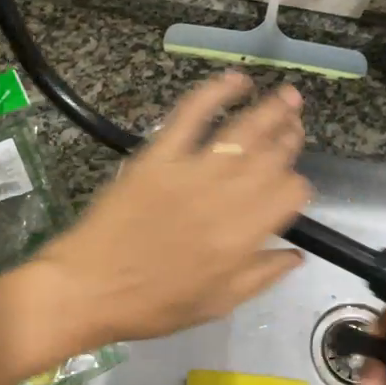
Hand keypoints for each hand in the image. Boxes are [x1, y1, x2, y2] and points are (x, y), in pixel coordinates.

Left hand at [37, 73, 312, 342]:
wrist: (88, 287)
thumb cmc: (153, 304)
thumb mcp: (216, 304)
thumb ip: (261, 276)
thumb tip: (297, 255)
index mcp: (242, 237)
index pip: (289, 194)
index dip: (297, 186)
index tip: (292, 185)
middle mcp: (224, 198)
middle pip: (271, 156)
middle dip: (289, 138)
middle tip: (296, 125)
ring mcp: (190, 171)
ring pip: (242, 131)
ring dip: (270, 110)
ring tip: (288, 95)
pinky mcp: (158, 155)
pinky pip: (191, 115)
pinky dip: (215, 92)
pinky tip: (236, 80)